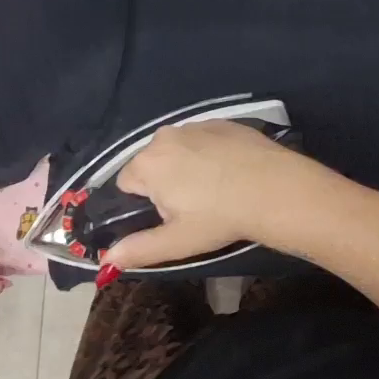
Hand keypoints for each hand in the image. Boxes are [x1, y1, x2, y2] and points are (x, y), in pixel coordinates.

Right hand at [102, 120, 322, 269]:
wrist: (271, 187)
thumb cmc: (218, 217)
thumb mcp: (177, 241)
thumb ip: (139, 248)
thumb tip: (107, 256)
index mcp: (147, 163)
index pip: (127, 183)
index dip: (144, 202)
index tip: (169, 216)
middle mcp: (164, 136)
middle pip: (152, 163)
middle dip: (164, 182)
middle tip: (193, 206)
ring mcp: (193, 125)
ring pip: (177, 149)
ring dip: (186, 165)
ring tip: (214, 189)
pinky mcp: (220, 121)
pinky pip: (202, 138)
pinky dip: (209, 152)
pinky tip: (230, 170)